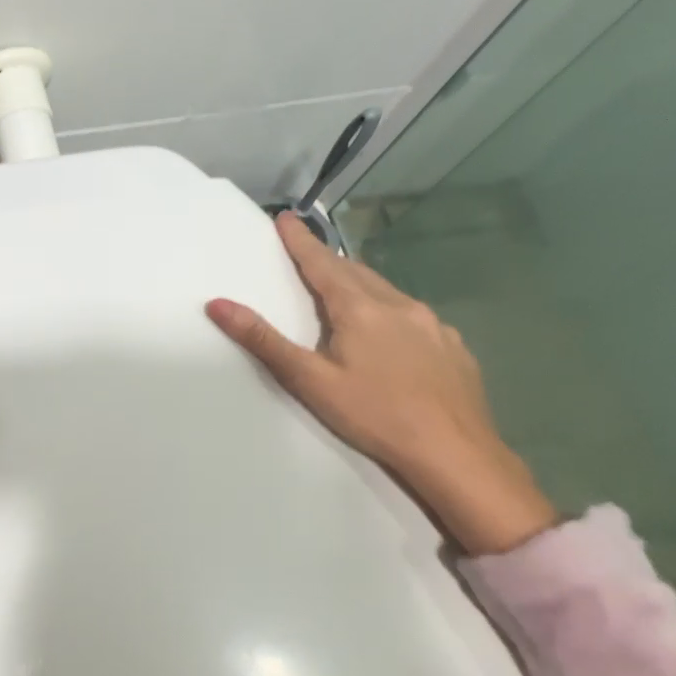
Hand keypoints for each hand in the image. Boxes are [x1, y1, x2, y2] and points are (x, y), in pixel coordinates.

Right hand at [205, 213, 556, 555]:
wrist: (458, 457)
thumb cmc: (375, 415)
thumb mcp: (308, 380)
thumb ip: (262, 340)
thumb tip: (217, 304)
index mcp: (361, 309)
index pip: (322, 264)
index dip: (300, 241)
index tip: (286, 218)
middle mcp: (400, 307)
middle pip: (357, 273)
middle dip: (329, 262)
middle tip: (307, 256)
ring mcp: (434, 327)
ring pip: (388, 293)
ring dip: (360, 285)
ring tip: (343, 292)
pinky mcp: (455, 350)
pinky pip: (414, 317)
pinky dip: (391, 312)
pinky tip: (390, 335)